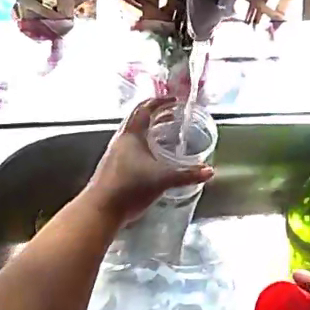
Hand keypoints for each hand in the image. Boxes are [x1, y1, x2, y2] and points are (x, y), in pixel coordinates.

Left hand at [81, 97, 214, 223]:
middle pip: (138, 119)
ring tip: (166, 134)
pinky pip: (131, 148)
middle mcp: (120, 140)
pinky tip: (153, 157)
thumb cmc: (129, 188)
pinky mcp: (113, 167)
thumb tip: (209, 171)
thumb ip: (187, 174)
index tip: (174, 100)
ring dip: (150, 130)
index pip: (145, 108)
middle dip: (156, 114)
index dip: (160, 101)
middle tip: (173, 115)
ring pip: (134, 134)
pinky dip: (144, 145)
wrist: (101, 209)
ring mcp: (115, 153)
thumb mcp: (163, 179)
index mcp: (131, 134)